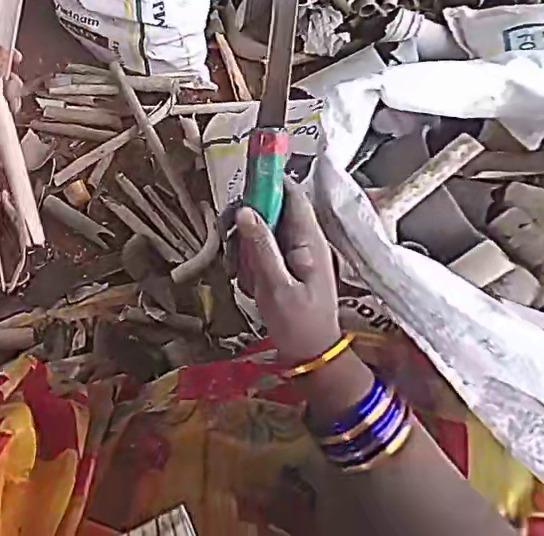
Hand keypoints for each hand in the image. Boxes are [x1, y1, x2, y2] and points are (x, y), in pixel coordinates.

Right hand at [233, 180, 342, 367]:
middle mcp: (303, 239)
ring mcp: (293, 250)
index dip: (269, 184)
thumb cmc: (299, 326)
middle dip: (246, 222)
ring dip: (244, 246)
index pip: (293, 195)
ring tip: (239, 271)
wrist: (313, 360)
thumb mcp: (277, 288)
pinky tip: (247, 282)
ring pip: (260, 228)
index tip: (242, 191)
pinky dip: (248, 260)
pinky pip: (259, 247)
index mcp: (309, 240)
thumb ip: (261, 248)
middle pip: (270, 209)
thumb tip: (244, 211)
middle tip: (230, 243)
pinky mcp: (284, 262)